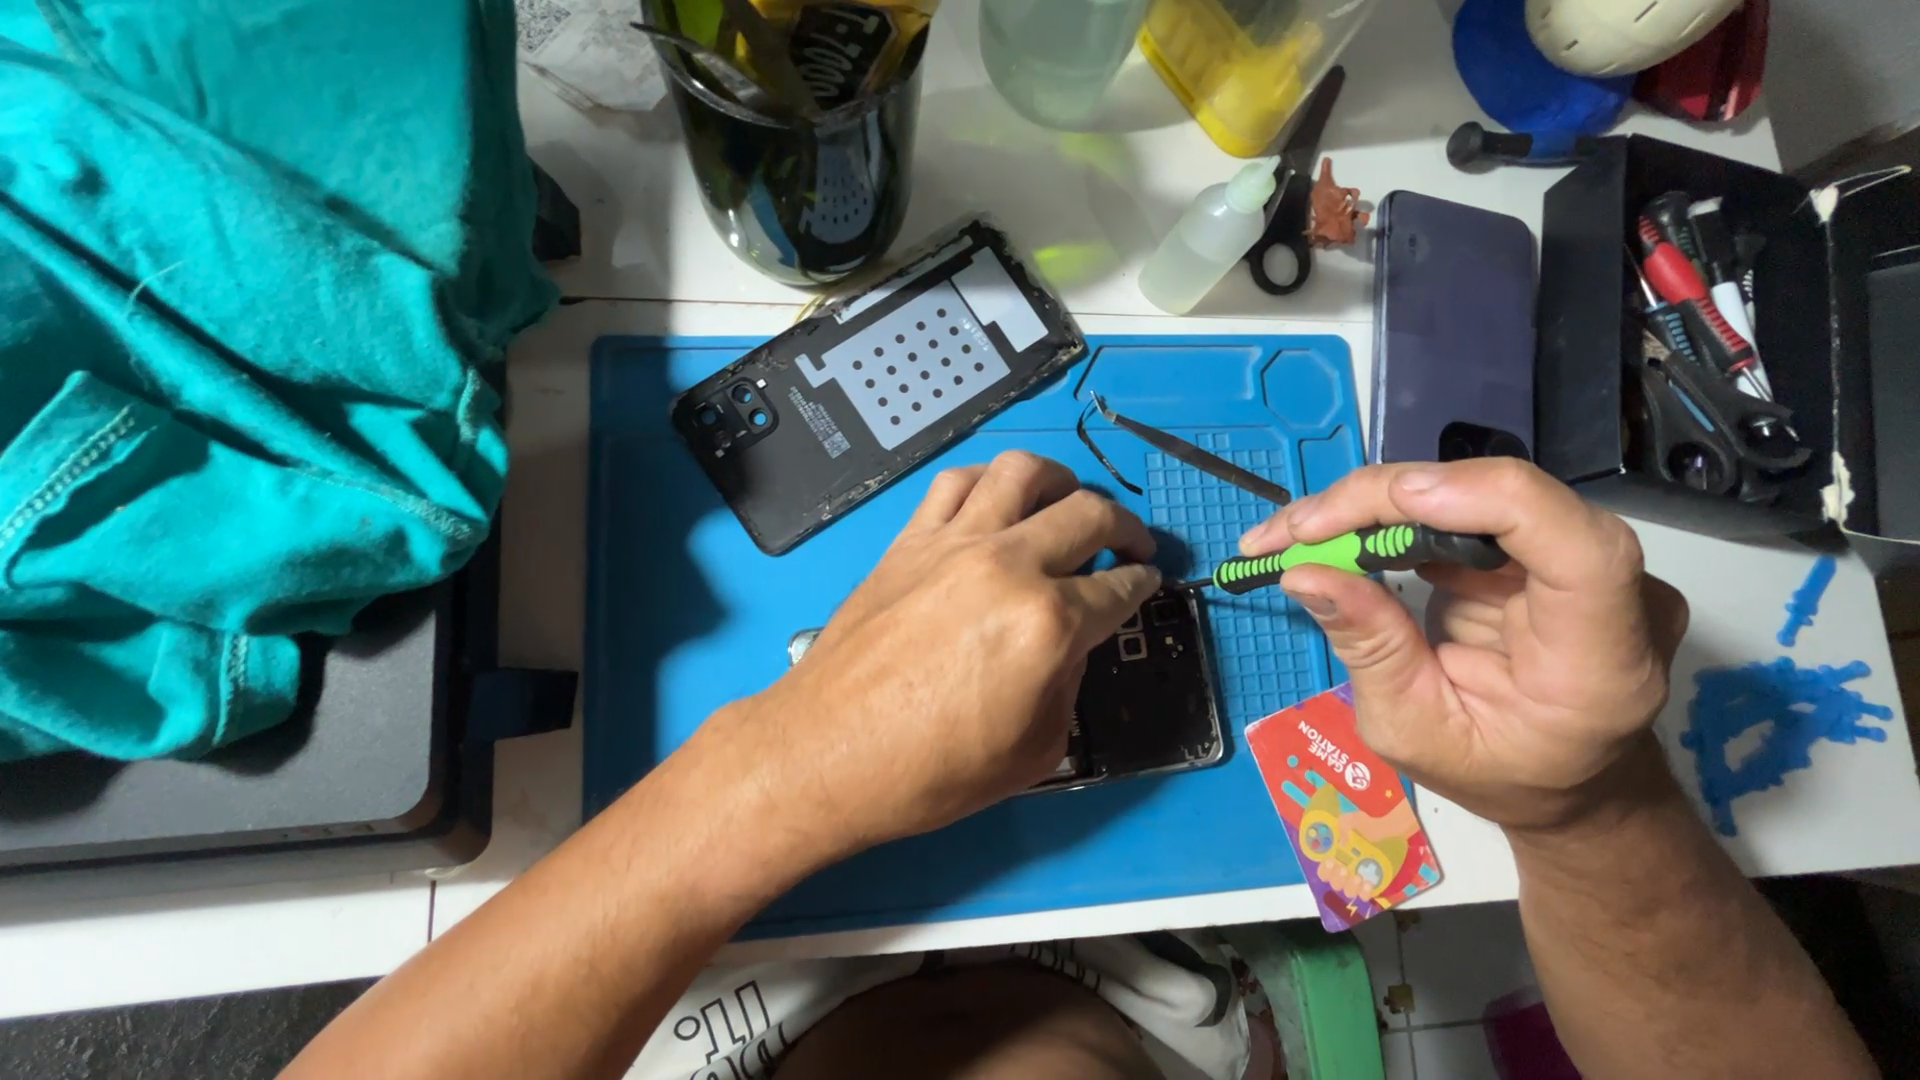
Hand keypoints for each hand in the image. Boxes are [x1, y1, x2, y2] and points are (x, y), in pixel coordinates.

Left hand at [714, 451, 1160, 859]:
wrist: (828, 753)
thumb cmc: (932, 772)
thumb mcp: (1035, 750)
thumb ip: (1068, 682)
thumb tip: (1069, 640)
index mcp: (1048, 623)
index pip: (1119, 587)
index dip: (1143, 584)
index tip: (1146, 582)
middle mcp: (1008, 565)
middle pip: (1087, 513)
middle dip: (1126, 525)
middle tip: (1131, 544)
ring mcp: (954, 544)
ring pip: (1022, 472)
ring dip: (1061, 480)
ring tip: (1068, 501)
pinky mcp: (909, 541)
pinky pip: (956, 483)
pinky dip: (989, 481)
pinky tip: (997, 500)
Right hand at [1239, 459, 1688, 832]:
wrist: (1565, 778)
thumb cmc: (1497, 770)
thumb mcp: (1413, 730)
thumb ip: (1370, 650)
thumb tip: (1303, 574)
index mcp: (1596, 661)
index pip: (1578, 548)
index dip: (1487, 502)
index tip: (1388, 504)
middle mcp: (1610, 592)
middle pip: (1504, 502)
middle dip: (1382, 502)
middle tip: (1287, 533)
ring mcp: (1574, 561)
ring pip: (1469, 494)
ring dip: (1369, 504)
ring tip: (1290, 535)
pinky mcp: (1535, 546)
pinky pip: (1455, 508)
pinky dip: (1384, 515)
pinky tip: (1328, 534)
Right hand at [1317, 800, 1418, 900]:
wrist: (1389, 827)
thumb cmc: (1367, 822)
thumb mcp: (1352, 819)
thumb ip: (1343, 826)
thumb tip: (1341, 843)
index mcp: (1335, 854)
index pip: (1323, 868)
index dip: (1324, 868)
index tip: (1331, 861)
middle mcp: (1344, 867)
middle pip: (1333, 882)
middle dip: (1336, 878)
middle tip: (1344, 869)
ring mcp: (1358, 876)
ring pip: (1347, 891)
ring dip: (1349, 886)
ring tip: (1357, 877)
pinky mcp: (1373, 882)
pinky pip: (1365, 895)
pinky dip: (1364, 892)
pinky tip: (1368, 883)